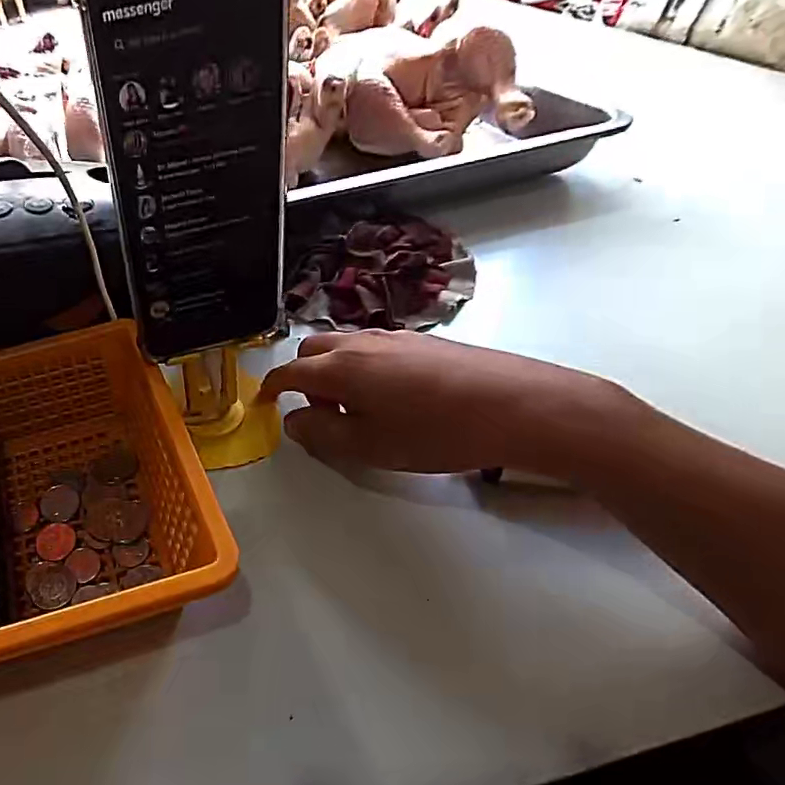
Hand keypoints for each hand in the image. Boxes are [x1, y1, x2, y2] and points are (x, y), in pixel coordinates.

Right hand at [257, 329, 637, 476]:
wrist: (521, 406)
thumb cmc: (437, 433)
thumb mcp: (369, 446)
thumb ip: (321, 434)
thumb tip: (293, 422)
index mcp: (342, 368)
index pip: (289, 372)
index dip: (270, 388)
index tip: (264, 403)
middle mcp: (363, 343)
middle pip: (314, 349)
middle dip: (303, 378)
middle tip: (319, 413)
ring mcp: (397, 337)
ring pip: (346, 346)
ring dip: (334, 372)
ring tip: (358, 409)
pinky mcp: (425, 341)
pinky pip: (375, 347)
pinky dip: (363, 366)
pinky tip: (392, 397)